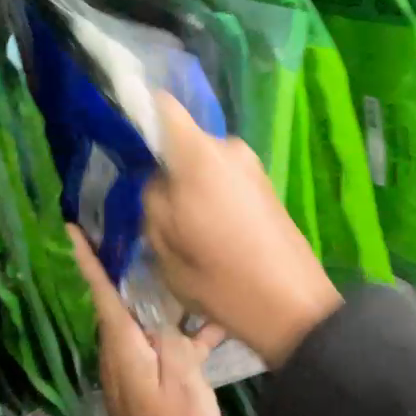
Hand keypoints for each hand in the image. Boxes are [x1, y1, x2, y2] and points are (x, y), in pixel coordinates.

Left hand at [71, 224, 223, 415]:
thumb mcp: (182, 379)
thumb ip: (173, 338)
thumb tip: (163, 314)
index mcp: (121, 344)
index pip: (100, 289)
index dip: (85, 256)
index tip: (69, 226)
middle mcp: (122, 351)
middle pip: (121, 299)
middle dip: (125, 265)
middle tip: (137, 229)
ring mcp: (138, 369)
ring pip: (147, 321)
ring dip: (164, 299)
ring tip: (186, 267)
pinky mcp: (156, 384)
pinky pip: (166, 347)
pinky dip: (185, 335)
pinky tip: (215, 323)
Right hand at [145, 93, 342, 367]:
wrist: (295, 310)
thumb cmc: (221, 278)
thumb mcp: (164, 244)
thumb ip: (151, 199)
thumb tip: (156, 180)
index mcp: (198, 154)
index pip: (160, 105)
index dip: (137, 112)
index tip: (120, 137)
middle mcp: (227, 148)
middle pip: (179, 141)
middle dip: (161, 166)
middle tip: (149, 206)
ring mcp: (250, 166)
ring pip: (199, 163)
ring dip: (186, 185)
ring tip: (180, 227)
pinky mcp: (264, 186)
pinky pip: (221, 178)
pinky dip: (207, 196)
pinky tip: (205, 232)